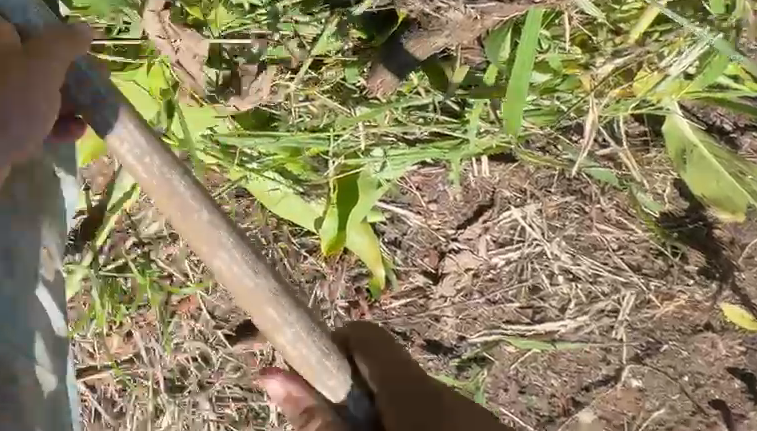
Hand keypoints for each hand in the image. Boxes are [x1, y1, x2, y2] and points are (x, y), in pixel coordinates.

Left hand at [0, 8, 91, 188]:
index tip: (59, 28)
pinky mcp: (2, 134)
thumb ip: (64, 43)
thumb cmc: (7, 99)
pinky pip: (35, 125)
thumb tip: (83, 27)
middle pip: (31, 58)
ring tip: (97, 102)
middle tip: (97, 73)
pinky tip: (79, 131)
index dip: (28, 19)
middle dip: (65, 66)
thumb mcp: (43, 63)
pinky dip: (56, 126)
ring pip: (36, 93)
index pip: (3, 17)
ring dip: (66, 99)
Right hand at [258, 322, 508, 430]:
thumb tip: (266, 372)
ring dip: (398, 428)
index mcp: (419, 394)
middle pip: (392, 379)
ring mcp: (490, 428)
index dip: (334, 351)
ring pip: (425, 412)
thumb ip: (317, 421)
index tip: (320, 387)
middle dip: (363, 405)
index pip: (365, 336)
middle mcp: (459, 402)